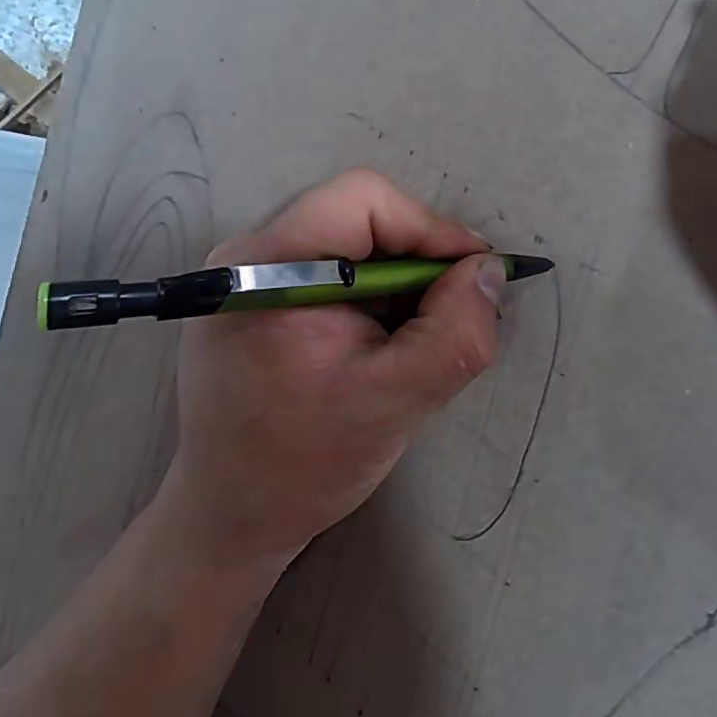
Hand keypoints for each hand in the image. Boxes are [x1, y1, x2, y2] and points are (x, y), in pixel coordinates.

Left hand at [159, 170, 505, 568]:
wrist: (229, 515)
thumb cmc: (303, 466)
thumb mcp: (397, 404)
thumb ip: (456, 334)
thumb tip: (488, 270)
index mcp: (267, 267)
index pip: (361, 201)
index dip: (428, 227)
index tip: (472, 275)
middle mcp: (247, 255)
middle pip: (355, 218)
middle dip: (415, 260)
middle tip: (449, 311)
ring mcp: (245, 275)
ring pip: (346, 244)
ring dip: (395, 281)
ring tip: (411, 337)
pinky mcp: (253, 297)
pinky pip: (328, 269)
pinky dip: (369, 295)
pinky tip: (377, 342)